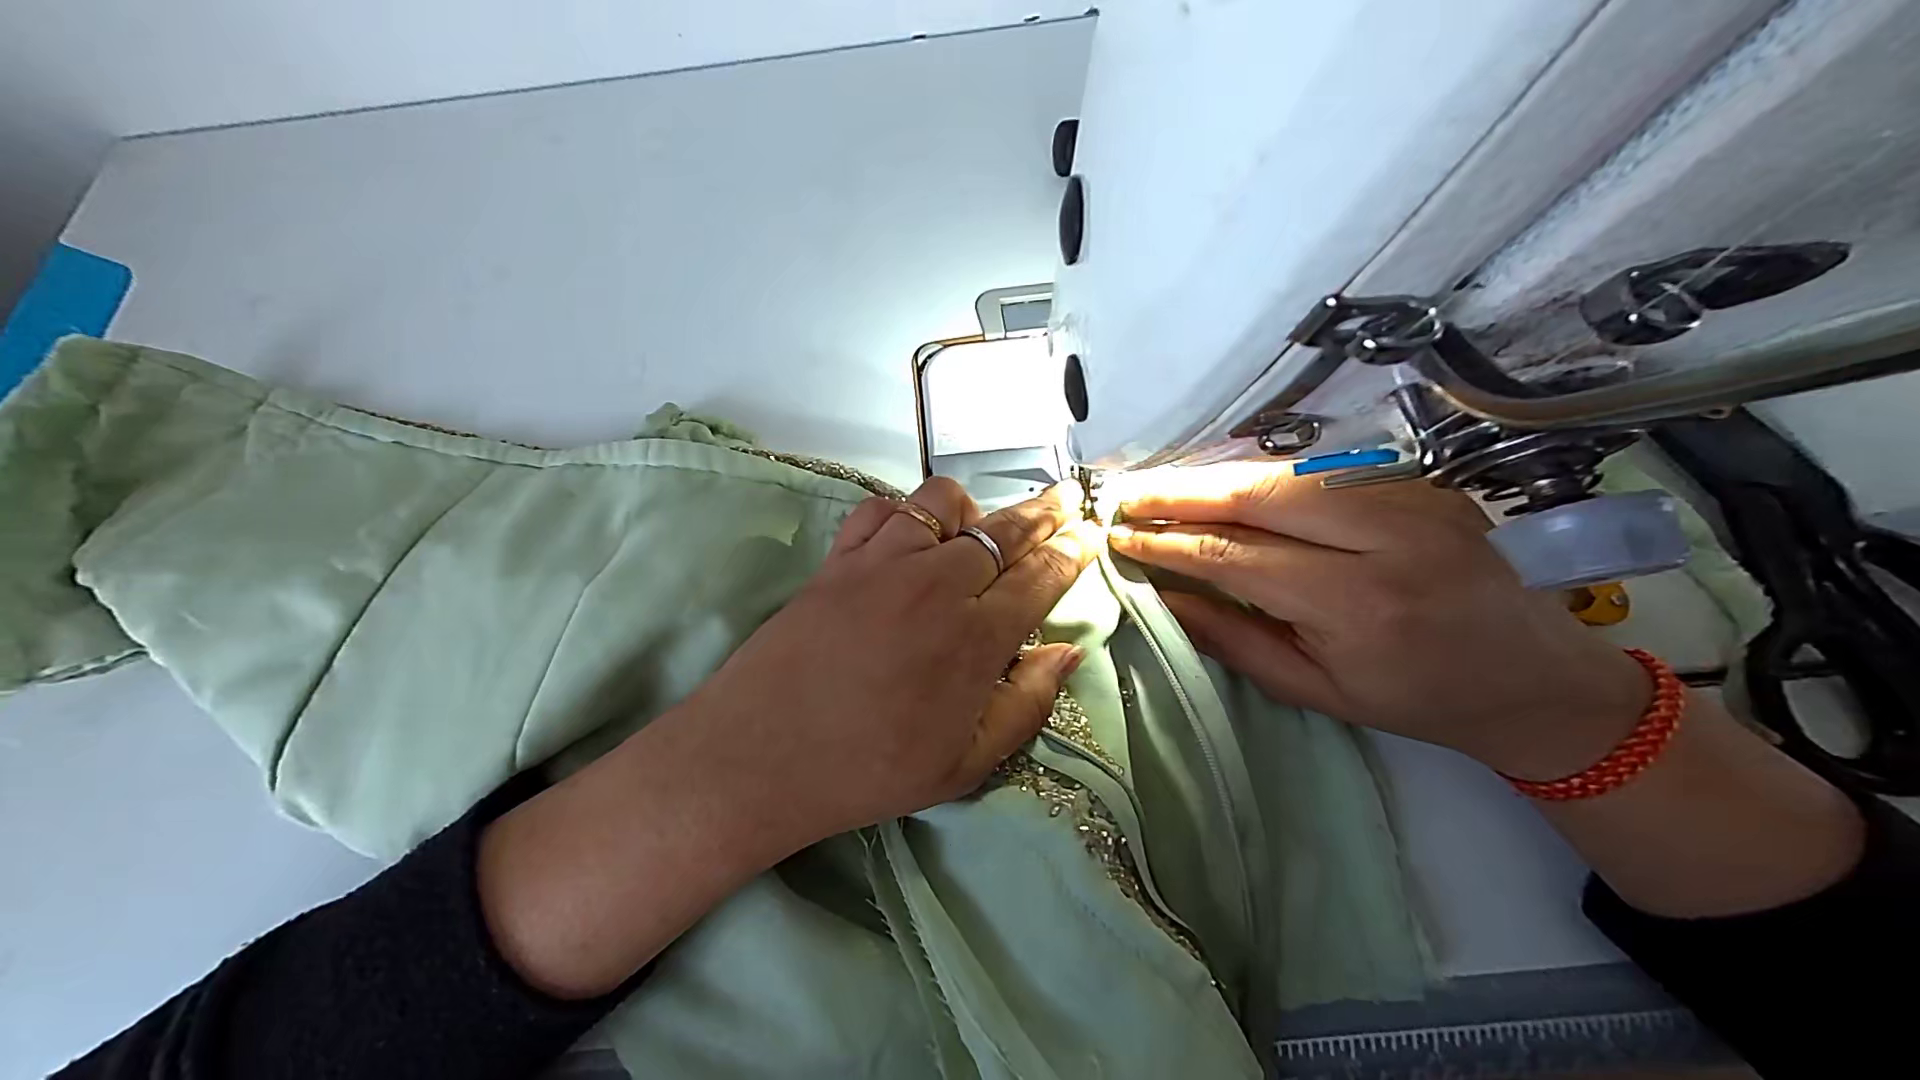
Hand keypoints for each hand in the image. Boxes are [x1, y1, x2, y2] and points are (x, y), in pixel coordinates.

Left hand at [479, 477, 1097, 997]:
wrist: (758, 756)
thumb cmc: (867, 771)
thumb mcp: (963, 766)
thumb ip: (1025, 706)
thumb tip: (1067, 652)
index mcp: (974, 639)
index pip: (1038, 579)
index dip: (1069, 554)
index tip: (1086, 535)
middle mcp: (936, 586)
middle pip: (1003, 530)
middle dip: (1044, 513)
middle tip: (1065, 501)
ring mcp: (882, 564)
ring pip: (943, 502)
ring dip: (973, 508)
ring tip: (979, 528)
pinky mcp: (838, 559)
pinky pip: (880, 509)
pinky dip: (905, 511)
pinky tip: (911, 533)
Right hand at [1107, 463, 1648, 778]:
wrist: (1534, 678)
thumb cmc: (1416, 699)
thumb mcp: (1313, 687)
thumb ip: (1231, 638)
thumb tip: (1164, 596)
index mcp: (1356, 602)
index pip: (1234, 555)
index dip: (1168, 544)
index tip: (1121, 536)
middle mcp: (1385, 536)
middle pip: (1256, 494)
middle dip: (1181, 492)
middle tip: (1128, 495)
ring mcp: (1410, 499)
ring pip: (1285, 473)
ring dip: (1216, 479)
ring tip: (1163, 489)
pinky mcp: (1419, 484)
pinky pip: (1319, 474)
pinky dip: (1261, 479)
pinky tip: (1226, 489)